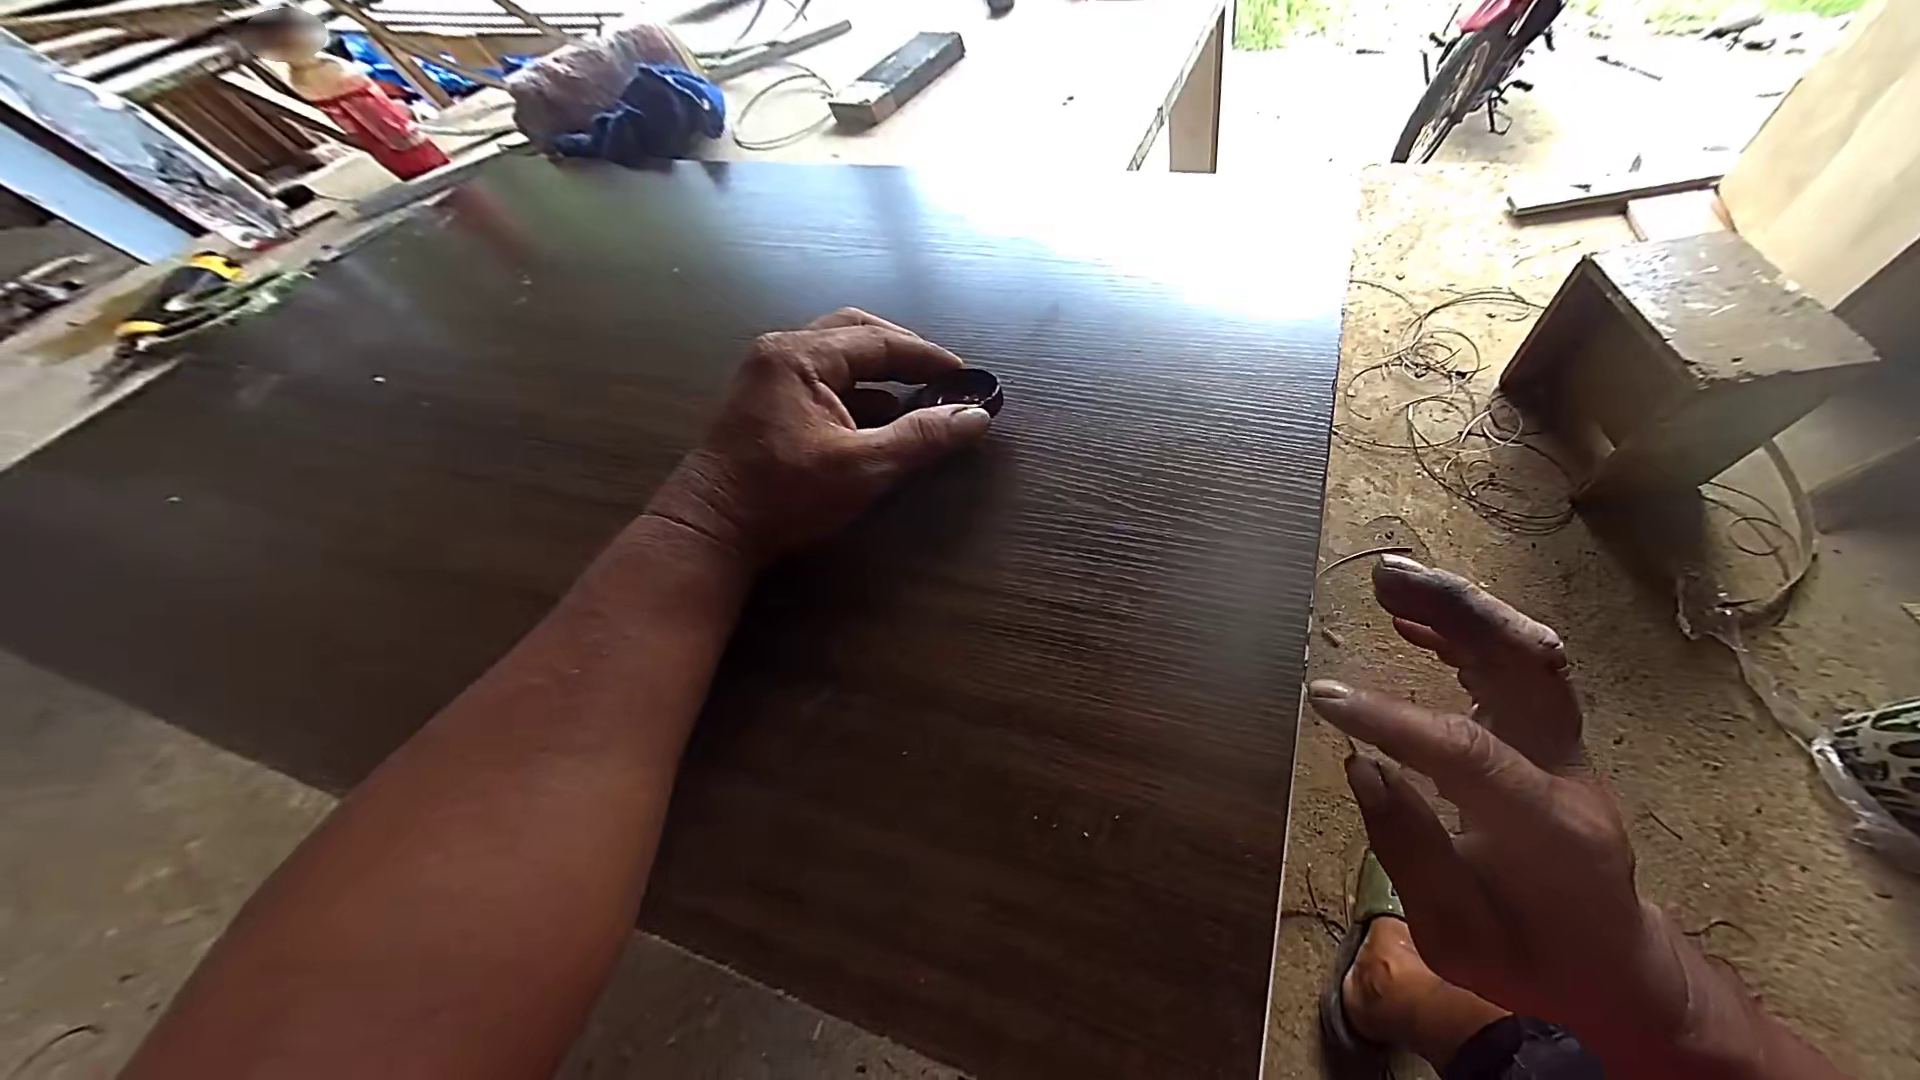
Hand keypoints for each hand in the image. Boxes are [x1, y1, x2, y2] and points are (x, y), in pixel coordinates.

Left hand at [645, 309, 993, 565]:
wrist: (711, 530)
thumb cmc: (784, 496)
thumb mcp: (862, 468)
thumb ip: (921, 438)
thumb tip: (976, 417)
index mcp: (800, 357)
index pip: (878, 341)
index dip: (926, 356)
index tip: (964, 374)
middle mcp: (781, 354)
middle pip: (854, 335)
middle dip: (902, 353)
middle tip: (940, 376)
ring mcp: (769, 377)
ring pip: (837, 358)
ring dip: (879, 373)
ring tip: (917, 395)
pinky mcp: (767, 403)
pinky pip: (823, 382)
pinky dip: (857, 393)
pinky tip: (878, 418)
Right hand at [1308, 555, 1689, 1046]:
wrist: (1611, 962)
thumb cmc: (1528, 959)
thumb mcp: (1455, 935)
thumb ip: (1409, 851)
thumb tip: (1361, 765)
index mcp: (1549, 830)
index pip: (1466, 752)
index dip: (1391, 718)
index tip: (1322, 695)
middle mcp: (1568, 773)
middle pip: (1529, 671)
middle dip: (1458, 614)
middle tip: (1386, 577)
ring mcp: (1565, 748)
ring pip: (1526, 654)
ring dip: (1459, 606)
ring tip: (1392, 577)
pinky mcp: (1548, 737)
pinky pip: (1517, 667)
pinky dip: (1465, 632)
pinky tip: (1409, 619)